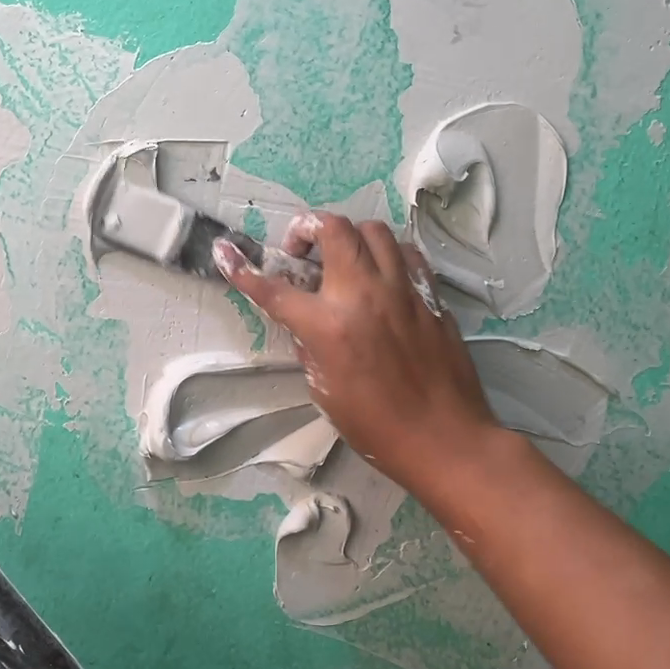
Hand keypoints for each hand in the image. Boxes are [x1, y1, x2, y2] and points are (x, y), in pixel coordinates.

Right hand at [212, 212, 496, 480]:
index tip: (224, 252)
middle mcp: (364, 295)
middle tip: (304, 254)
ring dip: (350, 237)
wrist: (445, 440)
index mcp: (329, 325)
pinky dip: (387, 254)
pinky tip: (382, 276)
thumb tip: (305, 319)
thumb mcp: (323, 388)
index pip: (274, 289)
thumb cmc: (376, 426)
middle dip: (308, 230)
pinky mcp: (431, 296)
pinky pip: (407, 253)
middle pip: (333, 229)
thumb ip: (309, 343)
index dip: (243, 270)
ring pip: (374, 230)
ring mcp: (403, 290)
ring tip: (345, 261)